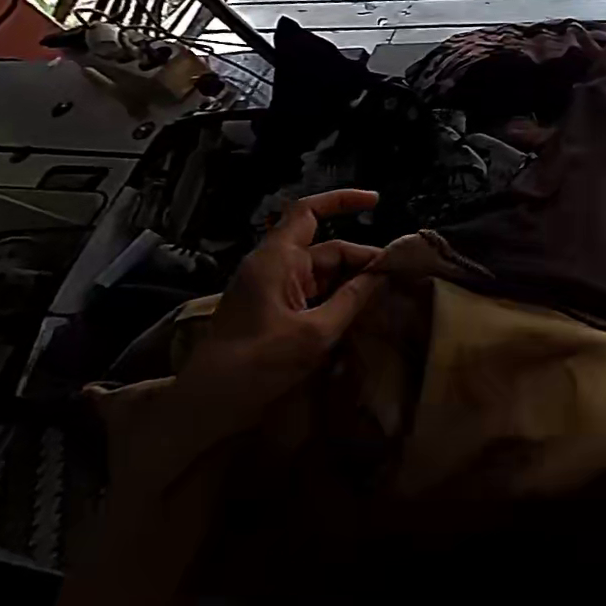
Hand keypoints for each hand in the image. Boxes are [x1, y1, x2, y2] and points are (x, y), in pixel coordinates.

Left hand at [176, 189, 385, 424]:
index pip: (310, 211)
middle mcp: (274, 265)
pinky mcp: (272, 311)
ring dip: (350, 281)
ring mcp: (271, 289)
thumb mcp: (313, 335)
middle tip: (397, 275)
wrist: (207, 404)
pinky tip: (359, 313)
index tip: (376, 202)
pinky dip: (335, 298)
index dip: (343, 200)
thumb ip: (350, 301)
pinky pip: (310, 293)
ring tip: (386, 294)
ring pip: (320, 273)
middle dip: (360, 259)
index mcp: (277, 258)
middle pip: (325, 249)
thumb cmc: (257, 364)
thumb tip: (381, 275)